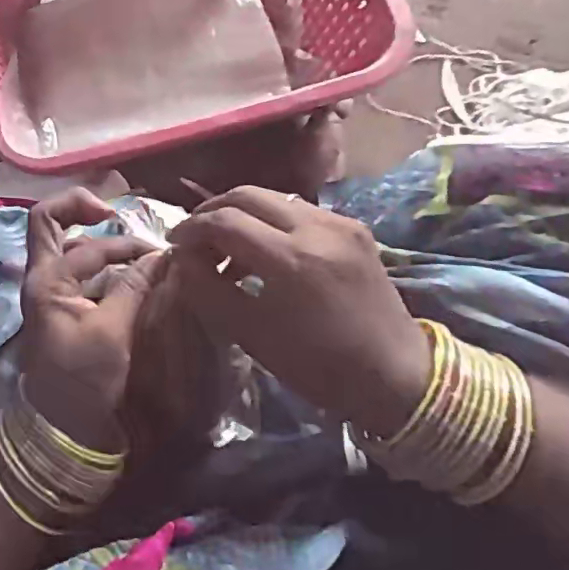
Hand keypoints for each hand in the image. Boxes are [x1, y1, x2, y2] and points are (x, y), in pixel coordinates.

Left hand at [19, 189, 165, 451]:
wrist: (60, 424)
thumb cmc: (83, 378)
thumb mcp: (111, 331)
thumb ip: (133, 288)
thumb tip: (161, 256)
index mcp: (45, 281)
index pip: (83, 242)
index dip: (122, 242)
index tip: (155, 252)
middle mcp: (40, 278)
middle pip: (46, 222)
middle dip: (79, 208)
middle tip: (113, 212)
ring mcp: (47, 291)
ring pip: (63, 245)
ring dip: (92, 237)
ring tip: (130, 246)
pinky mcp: (59, 305)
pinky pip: (75, 270)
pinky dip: (98, 262)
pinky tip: (125, 272)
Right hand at [168, 186, 429, 436]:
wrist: (394, 375)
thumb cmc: (315, 364)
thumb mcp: (247, 332)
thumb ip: (206, 288)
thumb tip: (183, 257)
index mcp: (290, 259)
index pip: (223, 221)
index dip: (190, 229)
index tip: (174, 245)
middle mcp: (317, 228)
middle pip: (246, 195)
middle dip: (211, 212)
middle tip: (193, 237)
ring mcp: (340, 223)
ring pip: (272, 198)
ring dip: (239, 214)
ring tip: (224, 246)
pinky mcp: (354, 228)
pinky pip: (297, 210)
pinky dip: (268, 222)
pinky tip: (261, 251)